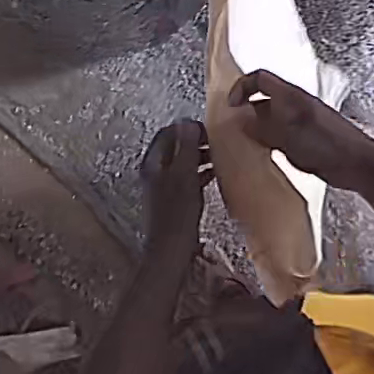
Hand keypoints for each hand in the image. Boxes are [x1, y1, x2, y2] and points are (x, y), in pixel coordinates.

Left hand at [140, 119, 211, 252]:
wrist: (172, 251)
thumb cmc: (177, 215)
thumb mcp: (184, 176)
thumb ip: (187, 149)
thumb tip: (188, 123)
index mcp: (154, 163)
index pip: (169, 133)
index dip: (188, 128)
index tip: (208, 130)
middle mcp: (156, 172)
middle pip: (176, 146)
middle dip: (196, 141)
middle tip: (216, 142)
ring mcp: (164, 186)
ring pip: (183, 162)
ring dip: (200, 157)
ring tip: (219, 156)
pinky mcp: (173, 199)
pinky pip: (187, 177)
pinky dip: (200, 172)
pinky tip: (214, 175)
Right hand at [227, 70, 373, 191]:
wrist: (357, 163)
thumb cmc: (327, 144)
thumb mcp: (289, 136)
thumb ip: (264, 128)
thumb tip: (241, 120)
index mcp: (291, 97)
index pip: (260, 79)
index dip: (241, 87)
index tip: (231, 106)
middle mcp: (295, 105)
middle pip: (264, 98)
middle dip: (247, 111)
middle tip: (235, 128)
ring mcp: (302, 121)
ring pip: (272, 118)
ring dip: (258, 128)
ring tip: (247, 144)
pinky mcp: (307, 138)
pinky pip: (281, 134)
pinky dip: (270, 141)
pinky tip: (267, 155)